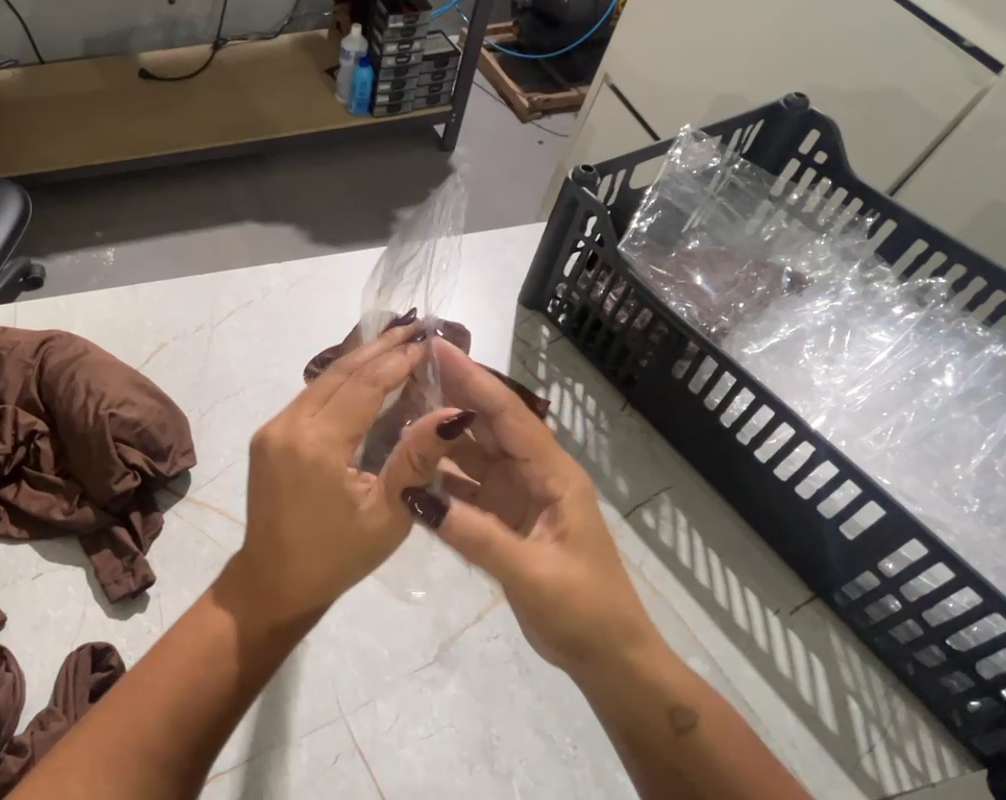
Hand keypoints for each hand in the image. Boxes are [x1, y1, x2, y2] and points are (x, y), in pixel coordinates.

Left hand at [222, 318, 466, 627]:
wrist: (273, 581)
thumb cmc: (337, 557)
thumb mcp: (389, 514)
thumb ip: (417, 458)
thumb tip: (453, 412)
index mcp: (317, 443)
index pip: (364, 385)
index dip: (399, 360)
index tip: (430, 340)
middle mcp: (288, 424)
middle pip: (340, 373)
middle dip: (380, 348)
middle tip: (417, 326)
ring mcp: (273, 427)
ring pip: (322, 381)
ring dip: (360, 361)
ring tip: (397, 341)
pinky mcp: (269, 435)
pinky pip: (310, 397)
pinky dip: (341, 382)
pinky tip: (365, 375)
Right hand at [406, 339, 661, 675]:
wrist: (609, 657)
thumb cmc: (585, 611)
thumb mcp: (533, 575)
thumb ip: (475, 535)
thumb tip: (416, 497)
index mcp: (553, 475)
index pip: (508, 416)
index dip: (473, 380)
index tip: (438, 347)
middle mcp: (534, 474)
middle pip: (488, 424)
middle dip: (451, 393)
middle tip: (405, 367)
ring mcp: (517, 495)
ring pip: (473, 451)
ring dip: (439, 432)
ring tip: (396, 407)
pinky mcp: (503, 517)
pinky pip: (465, 485)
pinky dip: (438, 473)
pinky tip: (408, 463)